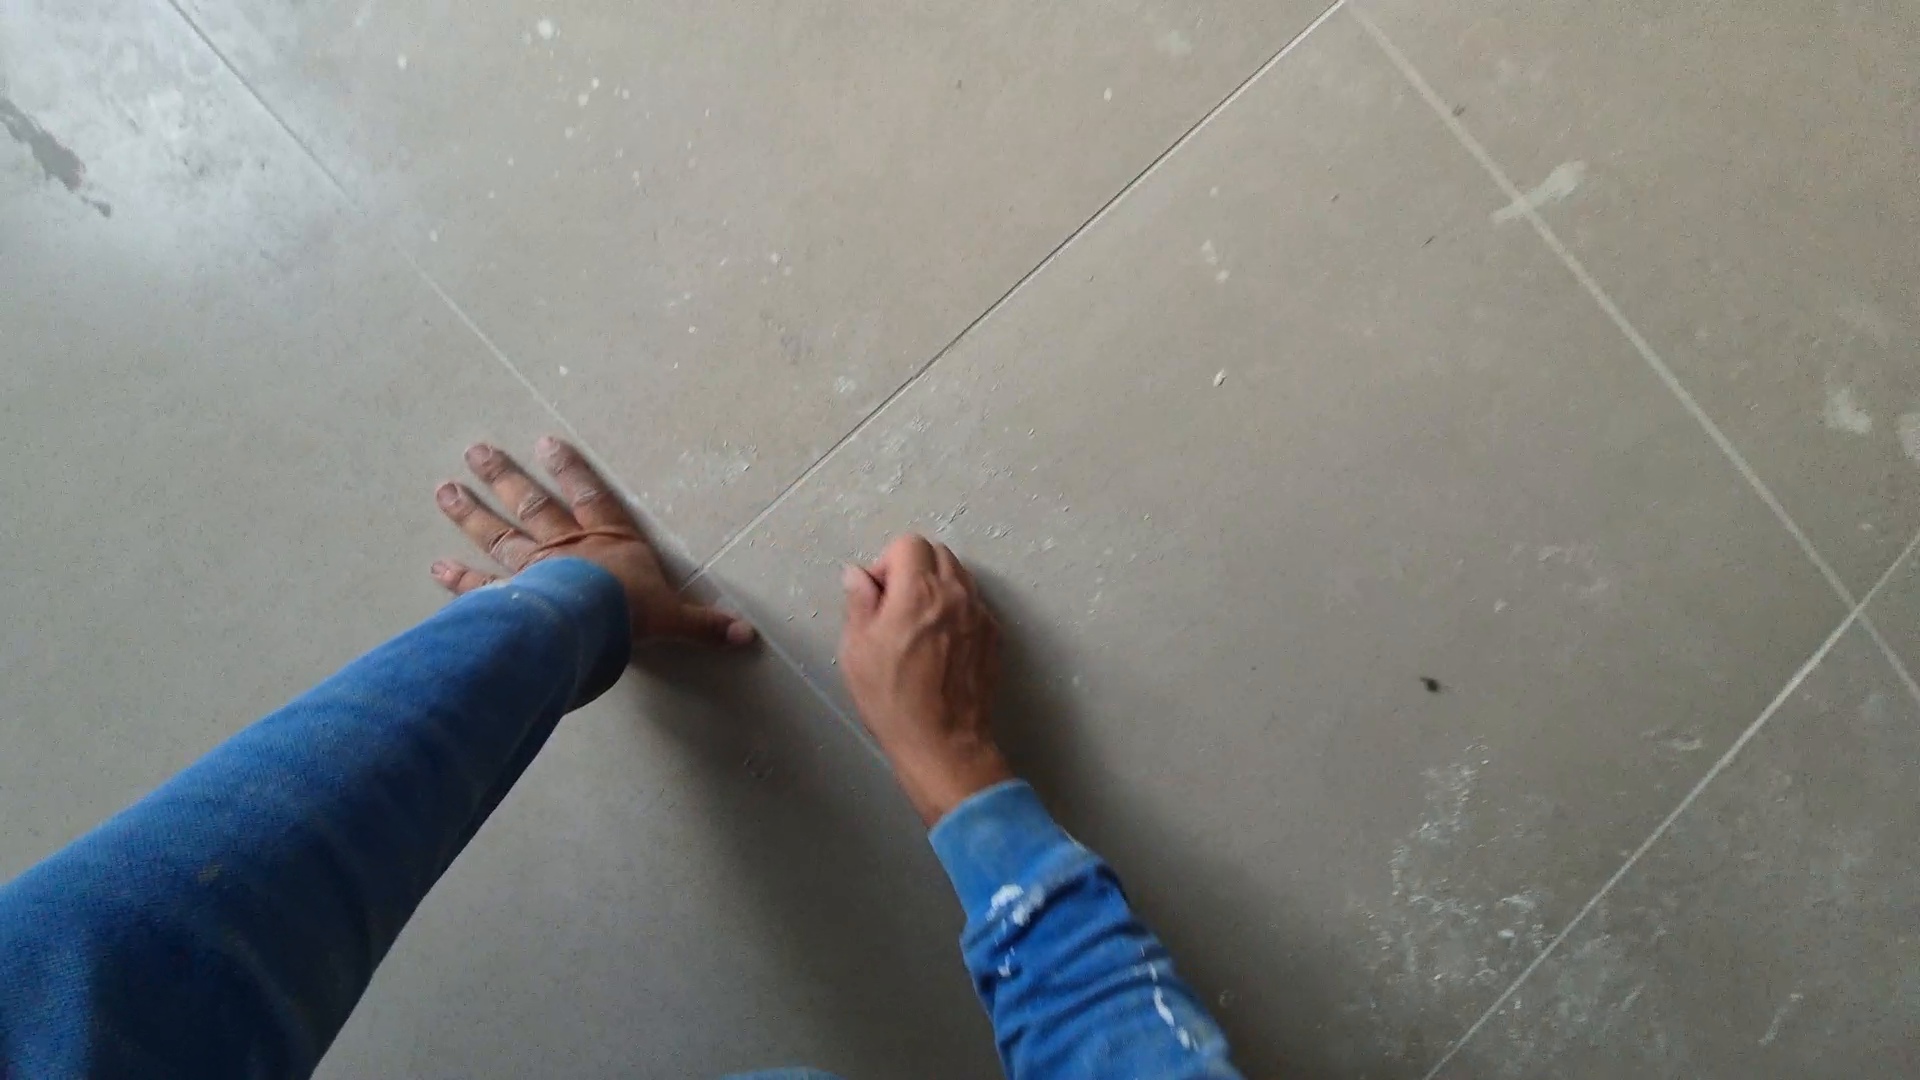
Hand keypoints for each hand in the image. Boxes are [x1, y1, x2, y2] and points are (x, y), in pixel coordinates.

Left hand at [432, 436, 754, 648]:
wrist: (589, 628)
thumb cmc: (632, 612)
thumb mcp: (676, 617)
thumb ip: (705, 625)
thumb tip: (748, 636)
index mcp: (609, 542)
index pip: (589, 497)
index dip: (570, 471)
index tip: (546, 443)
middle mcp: (566, 548)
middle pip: (532, 506)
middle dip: (504, 478)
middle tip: (475, 451)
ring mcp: (533, 571)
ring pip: (498, 536)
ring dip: (471, 513)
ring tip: (444, 488)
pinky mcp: (510, 600)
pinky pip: (481, 587)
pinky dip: (458, 580)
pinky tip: (435, 567)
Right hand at [839, 534, 1011, 825]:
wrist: (944, 742)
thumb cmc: (893, 700)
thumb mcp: (857, 649)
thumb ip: (860, 602)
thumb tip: (858, 574)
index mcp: (919, 591)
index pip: (909, 544)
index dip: (888, 562)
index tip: (879, 593)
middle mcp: (955, 594)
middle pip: (938, 553)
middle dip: (914, 567)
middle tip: (896, 604)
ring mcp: (980, 614)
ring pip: (959, 575)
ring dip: (937, 585)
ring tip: (919, 623)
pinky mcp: (994, 635)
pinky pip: (974, 603)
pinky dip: (957, 609)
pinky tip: (941, 642)